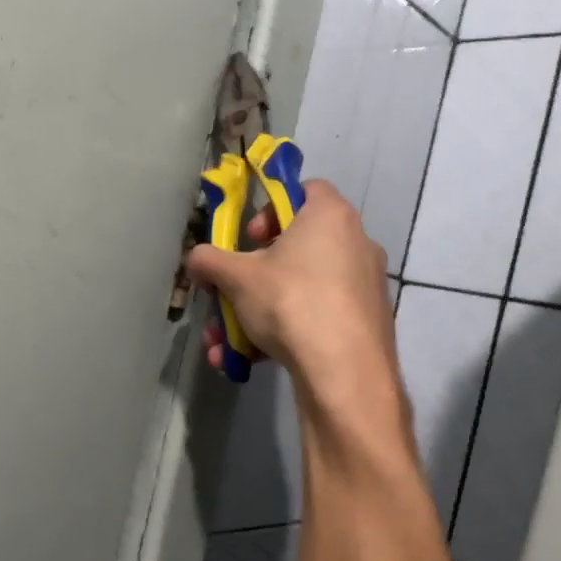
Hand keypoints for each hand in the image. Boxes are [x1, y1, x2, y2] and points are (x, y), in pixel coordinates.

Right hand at [185, 179, 393, 385]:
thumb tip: (195, 258)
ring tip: (225, 339)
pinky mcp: (365, 321)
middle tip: (233, 286)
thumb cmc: (291, 302)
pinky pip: (315, 314)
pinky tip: (249, 358)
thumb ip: (208, 260)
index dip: (271, 206)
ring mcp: (364, 284)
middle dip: (254, 270)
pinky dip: (283, 330)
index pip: (305, 189)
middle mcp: (356, 242)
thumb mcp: (236, 277)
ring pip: (299, 287)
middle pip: (296, 244)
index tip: (248, 235)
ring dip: (256, 309)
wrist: (345, 372)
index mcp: (330, 216)